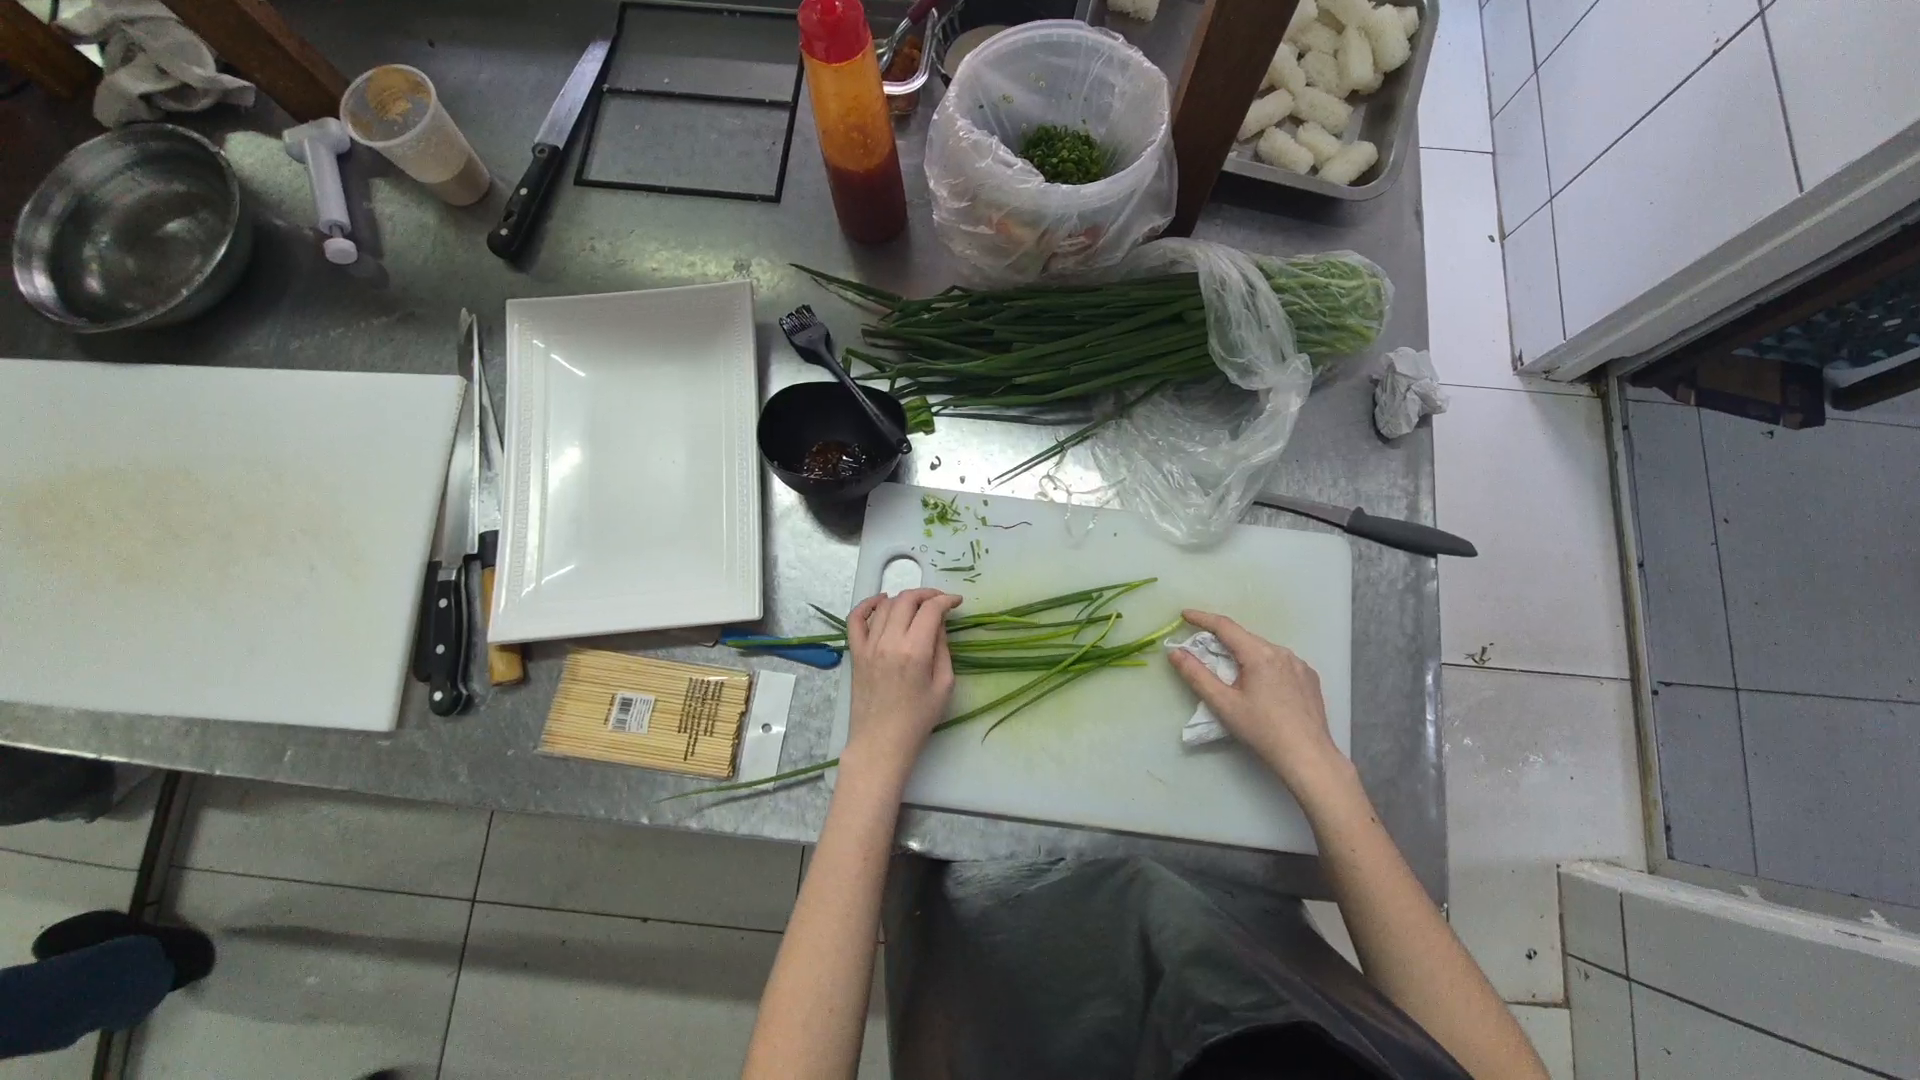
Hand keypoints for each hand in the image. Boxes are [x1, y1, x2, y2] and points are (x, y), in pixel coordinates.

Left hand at [842, 588, 963, 785]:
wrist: (881, 742)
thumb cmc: (918, 719)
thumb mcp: (943, 685)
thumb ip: (942, 649)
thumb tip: (938, 624)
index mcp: (915, 651)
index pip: (931, 609)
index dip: (946, 600)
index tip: (956, 602)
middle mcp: (890, 642)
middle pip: (907, 600)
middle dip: (927, 594)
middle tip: (939, 601)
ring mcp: (869, 645)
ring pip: (885, 605)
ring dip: (904, 599)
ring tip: (917, 605)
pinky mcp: (856, 653)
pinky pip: (856, 619)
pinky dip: (868, 604)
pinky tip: (881, 601)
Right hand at [1168, 610, 1350, 796]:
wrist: (1307, 756)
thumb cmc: (1261, 730)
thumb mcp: (1223, 704)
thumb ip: (1196, 675)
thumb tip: (1175, 652)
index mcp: (1259, 654)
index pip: (1225, 626)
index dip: (1202, 618)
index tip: (1185, 614)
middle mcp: (1282, 652)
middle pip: (1245, 638)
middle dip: (1222, 641)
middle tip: (1203, 651)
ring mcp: (1300, 664)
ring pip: (1264, 651)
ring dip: (1245, 655)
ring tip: (1234, 674)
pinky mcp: (1310, 678)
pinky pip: (1281, 663)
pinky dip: (1265, 666)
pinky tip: (1262, 687)